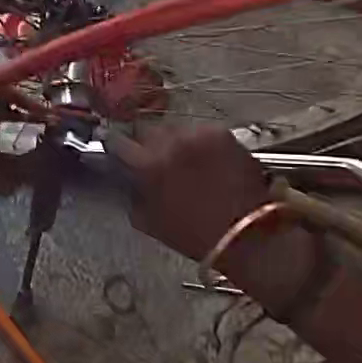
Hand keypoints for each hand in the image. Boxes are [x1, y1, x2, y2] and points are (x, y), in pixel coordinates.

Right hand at [110, 124, 271, 260]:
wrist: (245, 233)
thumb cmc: (193, 234)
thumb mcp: (147, 220)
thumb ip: (132, 193)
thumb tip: (129, 178)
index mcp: (147, 164)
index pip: (118, 141)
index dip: (116, 146)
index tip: (119, 150)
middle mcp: (170, 142)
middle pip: (146, 128)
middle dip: (146, 142)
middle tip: (155, 158)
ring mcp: (197, 134)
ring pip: (174, 128)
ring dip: (173, 141)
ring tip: (184, 160)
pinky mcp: (221, 132)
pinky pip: (199, 131)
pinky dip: (198, 142)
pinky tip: (206, 160)